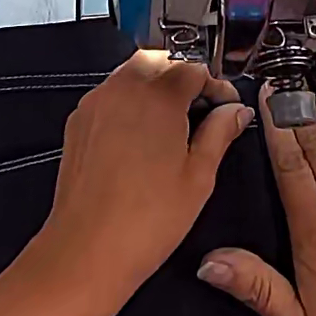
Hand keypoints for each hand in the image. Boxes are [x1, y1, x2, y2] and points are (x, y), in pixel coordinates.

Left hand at [39, 49, 251, 294]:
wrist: (84, 254)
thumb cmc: (147, 220)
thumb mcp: (199, 176)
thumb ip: (221, 132)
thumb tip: (236, 111)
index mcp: (159, 97)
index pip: (195, 69)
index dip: (216, 86)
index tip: (227, 107)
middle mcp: (125, 88)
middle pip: (162, 60)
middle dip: (185, 76)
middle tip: (201, 107)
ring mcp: (98, 102)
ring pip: (134, 71)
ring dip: (157, 83)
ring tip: (173, 119)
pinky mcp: (79, 120)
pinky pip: (112, 91)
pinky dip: (131, 98)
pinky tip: (142, 132)